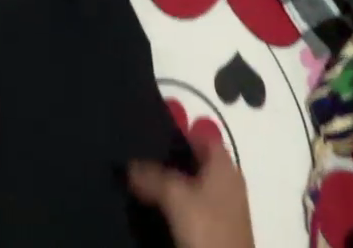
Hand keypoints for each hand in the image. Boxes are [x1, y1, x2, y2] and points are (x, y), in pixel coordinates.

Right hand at [129, 137, 254, 247]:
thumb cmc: (207, 227)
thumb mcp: (175, 196)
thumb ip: (152, 175)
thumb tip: (128, 164)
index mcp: (224, 166)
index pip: (201, 134)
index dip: (178, 127)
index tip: (150, 125)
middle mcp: (225, 181)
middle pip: (193, 159)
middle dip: (166, 155)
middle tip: (135, 150)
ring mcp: (219, 207)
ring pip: (188, 184)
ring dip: (166, 181)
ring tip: (135, 176)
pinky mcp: (211, 228)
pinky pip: (187, 205)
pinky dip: (170, 202)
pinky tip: (150, 203)